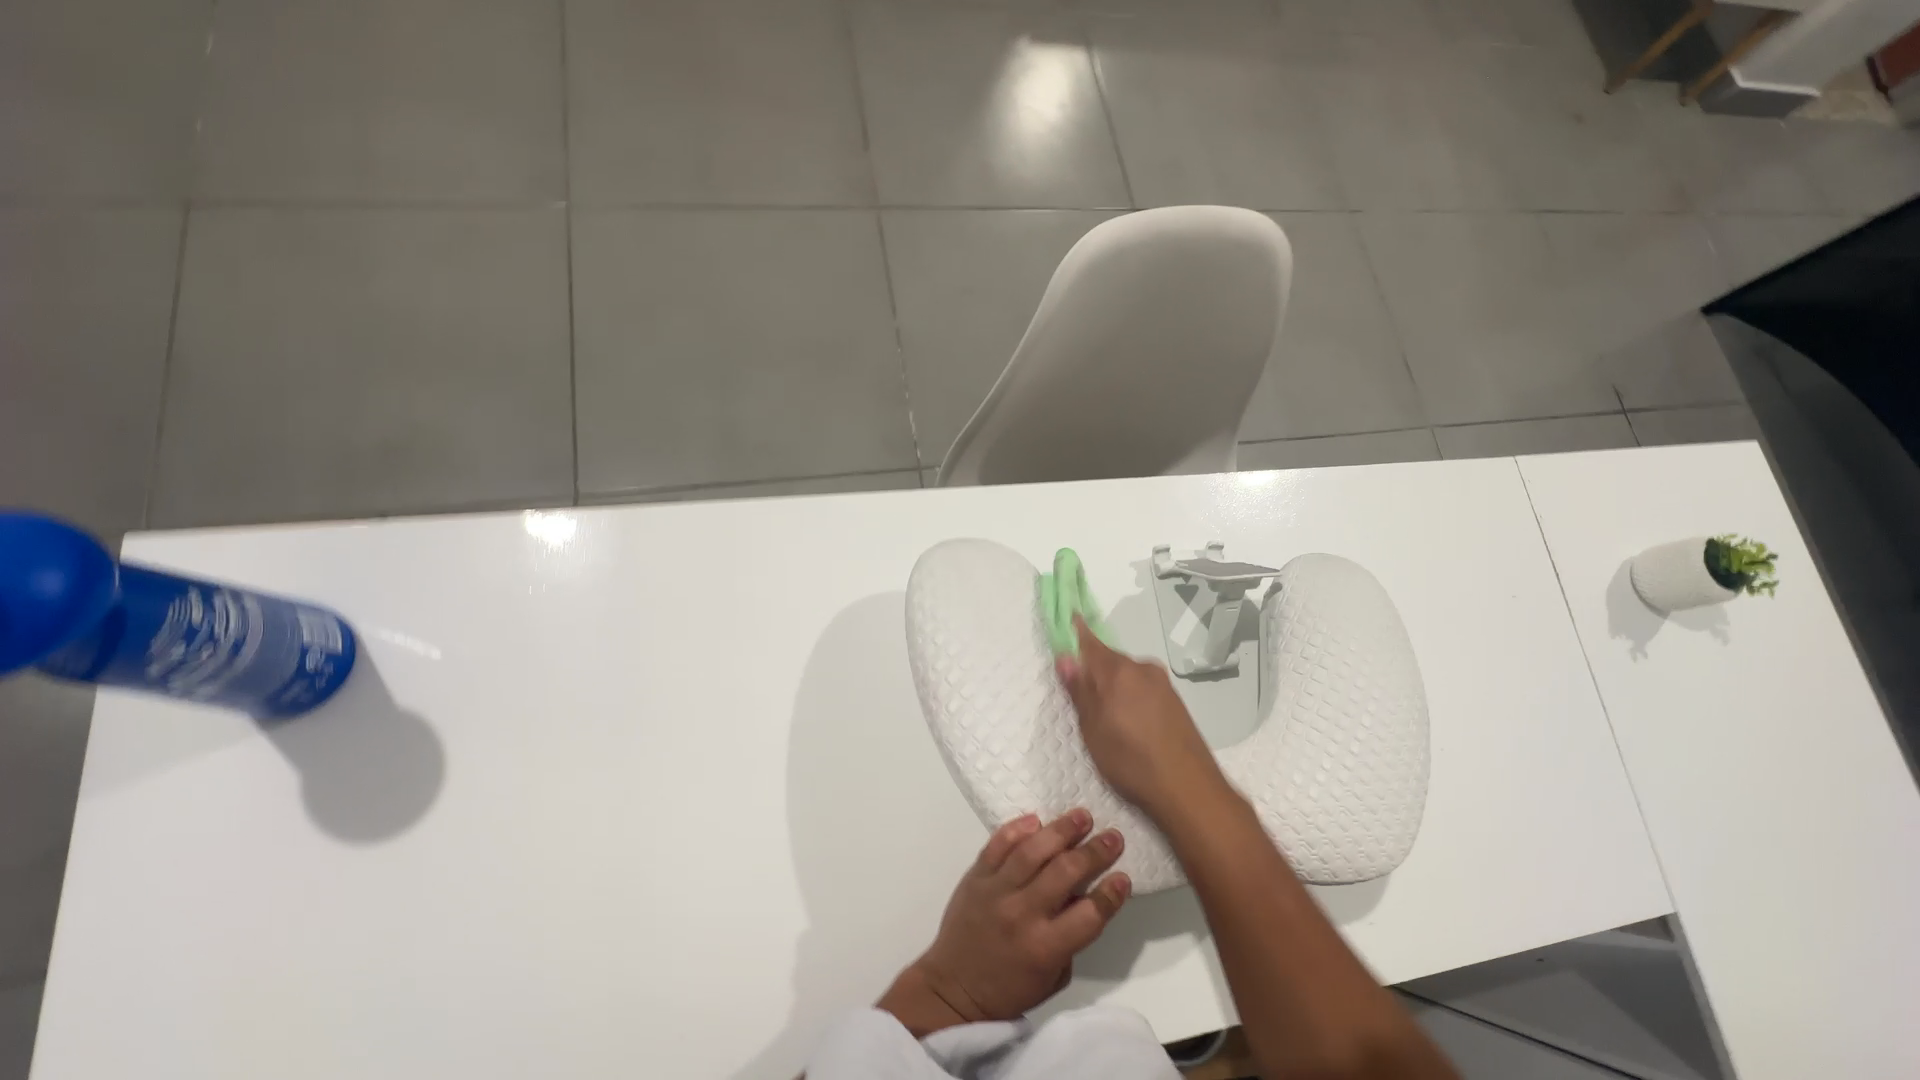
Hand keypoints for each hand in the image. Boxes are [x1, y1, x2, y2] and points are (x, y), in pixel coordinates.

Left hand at [878, 810, 1130, 1035]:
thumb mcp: (1053, 976)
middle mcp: (1022, 914)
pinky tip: (1036, 819)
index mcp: (1045, 947)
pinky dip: (1016, 829)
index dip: (1110, 894)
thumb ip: (1071, 936)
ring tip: (1082, 816)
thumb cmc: (1010, 988)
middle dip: (1095, 852)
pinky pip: (997, 845)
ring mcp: (996, 891)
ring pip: (1032, 851)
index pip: (1089, 914)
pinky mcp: (975, 877)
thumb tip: (1083, 894)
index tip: (1124, 876)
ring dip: (1061, 830)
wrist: (953, 988)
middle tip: (1113, 836)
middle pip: (1065, 873)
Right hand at [1056, 618, 1225, 818]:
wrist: (1187, 787)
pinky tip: (1129, 724)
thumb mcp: (1092, 729)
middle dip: (1094, 670)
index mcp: (1118, 671)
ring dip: (1114, 687)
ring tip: (1106, 720)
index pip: (1090, 643)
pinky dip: (1131, 697)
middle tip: (1080, 697)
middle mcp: (1142, 669)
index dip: (1077, 633)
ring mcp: (1162, 684)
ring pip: (1128, 676)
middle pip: (1109, 660)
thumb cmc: (1129, 760)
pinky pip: (1143, 688)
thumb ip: (1079, 691)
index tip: (1068, 619)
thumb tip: (1065, 657)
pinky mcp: (1175, 700)